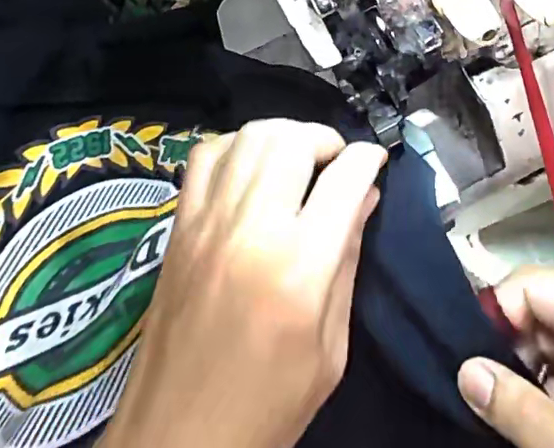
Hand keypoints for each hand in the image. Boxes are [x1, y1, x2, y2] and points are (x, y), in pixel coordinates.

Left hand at [99, 120, 388, 447]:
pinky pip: (206, 154)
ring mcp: (208, 220)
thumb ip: (348, 262)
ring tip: (299, 159)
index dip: (368, 159)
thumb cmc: (265, 407)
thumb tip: (366, 198)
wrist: (177, 437)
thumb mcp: (329, 350)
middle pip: (292, 141)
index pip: (344, 179)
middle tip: (337, 161)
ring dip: (283, 135)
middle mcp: (251, 228)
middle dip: (325, 138)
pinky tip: (250, 166)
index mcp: (299, 267)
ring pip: (249, 136)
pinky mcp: (179, 224)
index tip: (376, 159)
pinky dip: (235, 145)